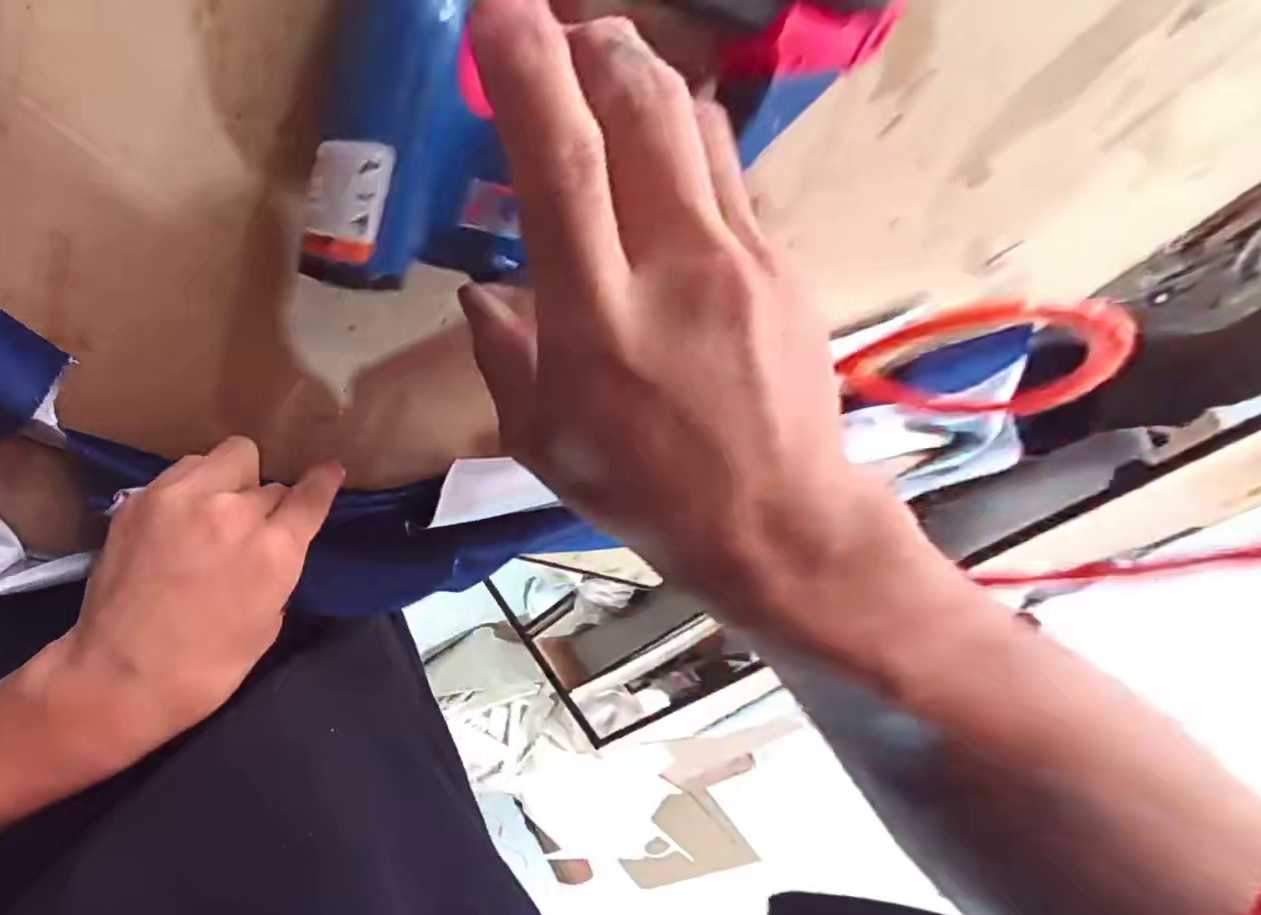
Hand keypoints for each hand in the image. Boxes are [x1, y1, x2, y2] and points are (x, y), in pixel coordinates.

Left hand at [54, 436, 342, 766]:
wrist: (120, 675)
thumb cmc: (206, 668)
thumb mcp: (266, 625)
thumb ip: (278, 573)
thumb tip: (273, 548)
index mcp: (272, 550)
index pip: (309, 496)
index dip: (323, 482)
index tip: (329, 472)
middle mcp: (232, 510)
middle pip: (268, 479)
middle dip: (267, 502)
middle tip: (248, 529)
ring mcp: (182, 497)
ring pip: (226, 457)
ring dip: (231, 481)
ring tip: (212, 513)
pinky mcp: (141, 497)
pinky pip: (183, 470)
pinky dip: (192, 487)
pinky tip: (179, 519)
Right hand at [460, 0, 939, 636]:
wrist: (770, 518)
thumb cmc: (635, 488)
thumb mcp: (540, 439)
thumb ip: (502, 357)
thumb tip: (479, 295)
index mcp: (597, 322)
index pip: (562, 169)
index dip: (527, 78)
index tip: (495, 14)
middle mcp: (674, 267)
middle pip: (642, 109)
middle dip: (591, 44)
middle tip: (552, 24)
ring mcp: (741, 255)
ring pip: (694, 123)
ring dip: (641, 74)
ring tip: (600, 64)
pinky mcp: (781, 260)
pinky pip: (726, 170)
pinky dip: (681, 135)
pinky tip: (657, 146)